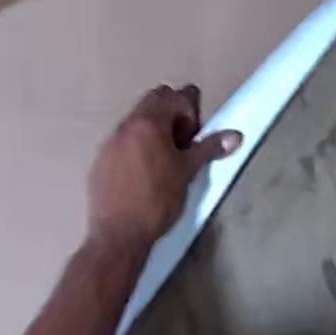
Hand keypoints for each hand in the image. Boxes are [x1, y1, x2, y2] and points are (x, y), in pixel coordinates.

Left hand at [87, 85, 241, 251]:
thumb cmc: (157, 199)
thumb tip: (236, 136)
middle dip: (173, 113)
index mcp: (148, 122)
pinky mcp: (99, 162)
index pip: (176, 95)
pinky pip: (123, 140)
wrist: (116, 239)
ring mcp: (109, 144)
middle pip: (155, 99)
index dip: (191, 112)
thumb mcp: (188, 171)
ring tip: (165, 160)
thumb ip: (211, 147)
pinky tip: (144, 174)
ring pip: (138, 119)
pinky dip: (138, 146)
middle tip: (182, 142)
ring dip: (155, 129)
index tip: (193, 138)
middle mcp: (126, 126)